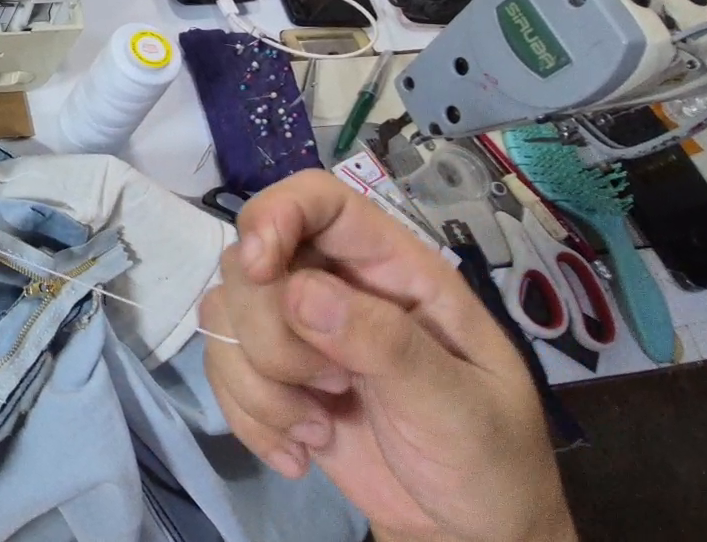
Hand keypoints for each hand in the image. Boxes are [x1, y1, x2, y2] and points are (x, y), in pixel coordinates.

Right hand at [199, 170, 573, 541]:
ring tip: (318, 427)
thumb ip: (387, 344)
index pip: (317, 199)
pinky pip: (218, 364)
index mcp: (389, 268)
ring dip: (259, 384)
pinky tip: (299, 448)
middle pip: (250, 264)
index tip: (260, 267)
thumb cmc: (488, 461)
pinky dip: (248, 415)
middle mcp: (330, 282)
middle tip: (333, 386)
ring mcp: (292, 326)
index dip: (276, 214)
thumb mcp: (460, 406)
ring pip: (224, 312)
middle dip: (273, 339)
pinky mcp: (266, 371)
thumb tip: (299, 291)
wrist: (464, 536)